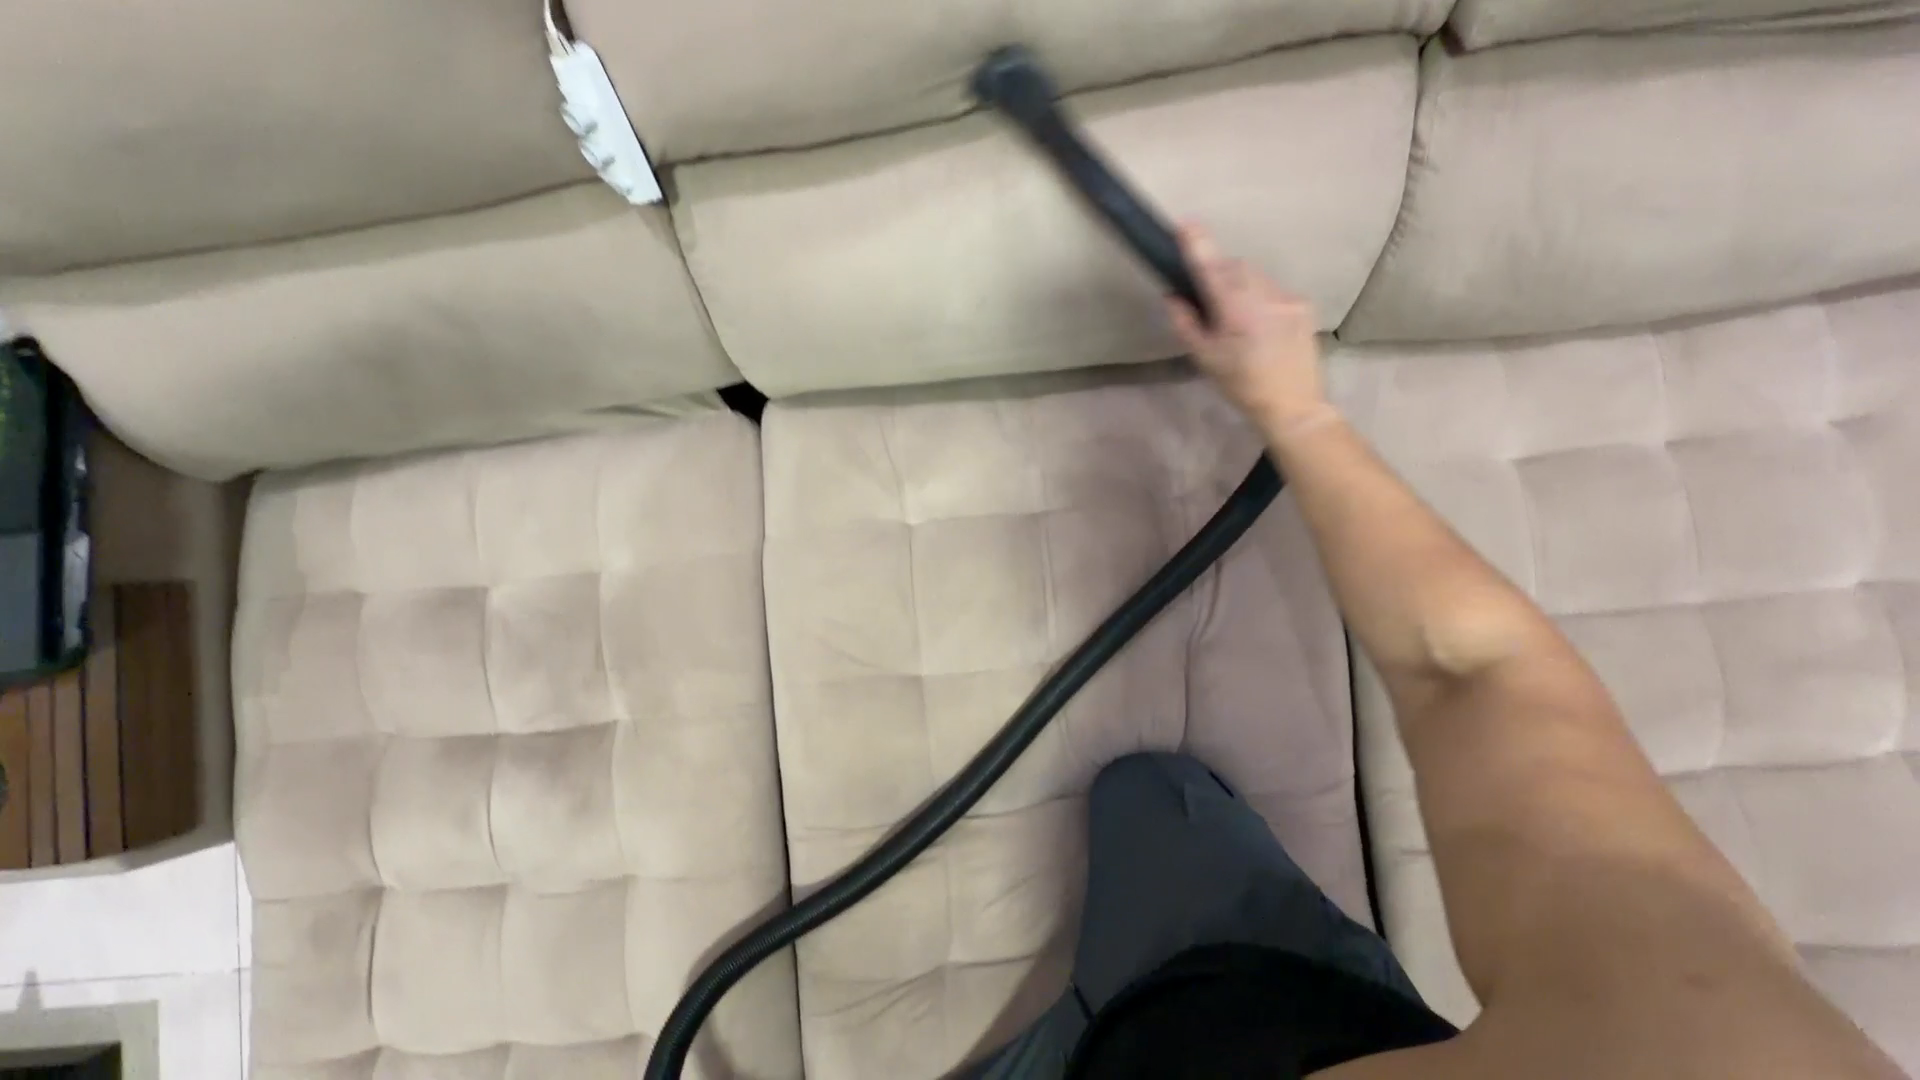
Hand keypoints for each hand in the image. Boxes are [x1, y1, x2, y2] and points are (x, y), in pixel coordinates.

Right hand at [1168, 224, 1335, 437]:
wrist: (1293, 404)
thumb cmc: (1242, 385)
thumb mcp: (1206, 358)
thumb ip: (1186, 323)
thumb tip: (1173, 296)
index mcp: (1237, 311)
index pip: (1212, 269)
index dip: (1198, 245)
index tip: (1185, 224)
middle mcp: (1264, 297)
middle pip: (1235, 267)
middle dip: (1218, 271)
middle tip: (1207, 294)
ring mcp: (1287, 298)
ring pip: (1254, 277)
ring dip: (1239, 285)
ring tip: (1234, 315)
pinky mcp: (1302, 304)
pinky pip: (1272, 289)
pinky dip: (1258, 297)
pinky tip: (1258, 324)